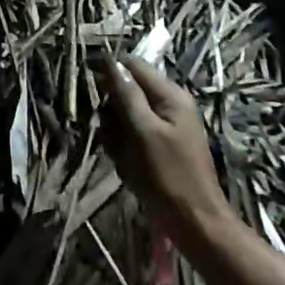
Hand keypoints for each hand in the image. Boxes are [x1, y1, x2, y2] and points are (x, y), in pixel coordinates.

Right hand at [95, 53, 232, 240]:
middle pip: (129, 90)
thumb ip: (127, 95)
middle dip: (113, 110)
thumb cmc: (168, 175)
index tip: (89, 88)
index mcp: (171, 95)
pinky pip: (134, 134)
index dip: (110, 72)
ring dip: (116, 132)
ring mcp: (167, 126)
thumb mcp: (143, 132)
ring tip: (120, 155)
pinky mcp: (162, 145)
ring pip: (128, 114)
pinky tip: (127, 166)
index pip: (134, 65)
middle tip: (110, 134)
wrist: (195, 222)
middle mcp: (170, 104)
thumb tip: (111, 62)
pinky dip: (125, 147)